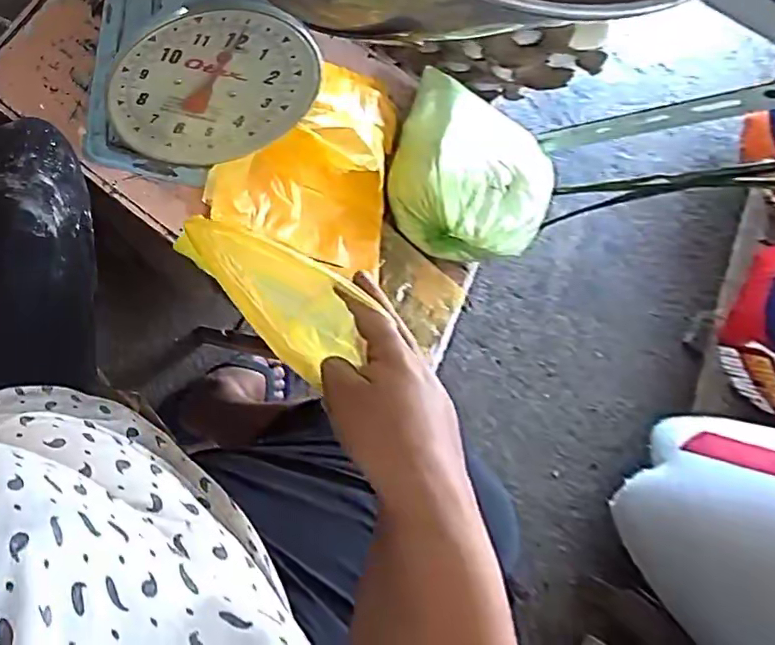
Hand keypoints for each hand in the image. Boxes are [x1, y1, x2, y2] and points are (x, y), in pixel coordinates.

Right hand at [320, 272, 472, 512]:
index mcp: (398, 357)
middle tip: (365, 284)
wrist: (429, 496)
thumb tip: (341, 364)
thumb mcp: (342, 395)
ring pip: (406, 358)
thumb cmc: (382, 437)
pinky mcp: (439, 424)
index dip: (357, 297)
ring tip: (370, 335)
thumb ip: (335, 368)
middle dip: (378, 306)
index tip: (346, 278)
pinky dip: (393, 372)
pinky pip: (410, 384)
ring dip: (386, 341)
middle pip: (397, 330)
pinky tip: (384, 388)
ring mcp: (435, 398)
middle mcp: (422, 370)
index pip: (375, 317)